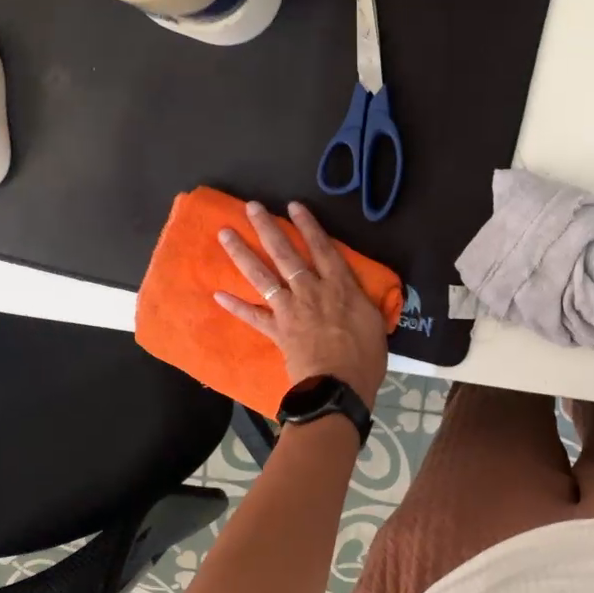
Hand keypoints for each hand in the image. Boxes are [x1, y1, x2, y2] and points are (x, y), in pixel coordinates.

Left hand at [214, 201, 389, 401]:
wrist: (338, 386)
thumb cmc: (365, 357)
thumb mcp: (375, 323)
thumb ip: (363, 304)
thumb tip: (359, 296)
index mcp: (340, 287)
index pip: (322, 249)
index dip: (308, 226)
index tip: (293, 205)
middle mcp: (311, 291)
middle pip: (286, 255)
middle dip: (268, 229)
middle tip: (251, 208)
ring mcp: (290, 311)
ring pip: (263, 277)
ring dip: (242, 254)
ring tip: (225, 234)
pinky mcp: (277, 332)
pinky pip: (252, 317)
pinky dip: (236, 306)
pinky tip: (218, 294)